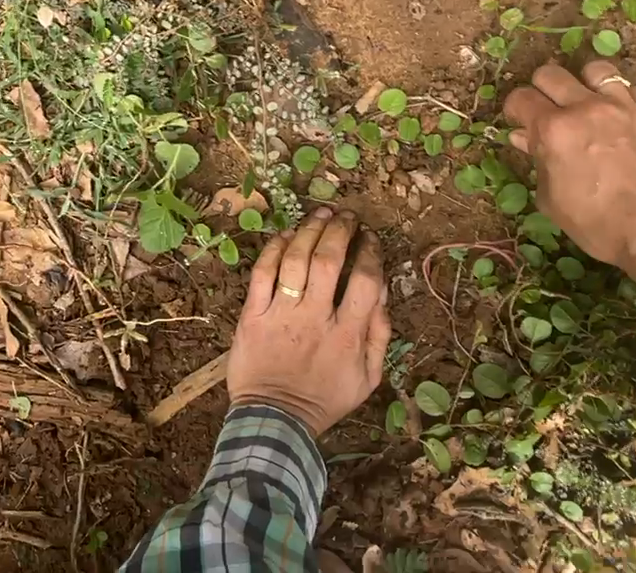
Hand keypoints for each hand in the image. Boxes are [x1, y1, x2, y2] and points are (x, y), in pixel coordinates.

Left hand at [227, 209, 390, 435]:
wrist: (274, 420)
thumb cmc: (324, 399)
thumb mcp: (367, 379)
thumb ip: (379, 336)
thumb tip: (384, 295)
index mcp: (347, 336)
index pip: (365, 282)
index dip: (370, 253)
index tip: (370, 238)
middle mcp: (315, 318)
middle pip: (329, 261)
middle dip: (340, 230)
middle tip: (346, 215)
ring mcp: (281, 314)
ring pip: (296, 260)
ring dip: (309, 231)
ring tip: (320, 214)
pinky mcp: (252, 315)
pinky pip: (262, 273)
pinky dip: (274, 250)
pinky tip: (285, 234)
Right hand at [503, 61, 635, 329]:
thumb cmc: (603, 226)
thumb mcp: (554, 201)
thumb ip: (538, 162)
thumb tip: (526, 138)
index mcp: (554, 130)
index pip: (519, 98)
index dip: (514, 111)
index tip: (520, 124)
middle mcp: (586, 108)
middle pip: (550, 73)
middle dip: (541, 91)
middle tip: (547, 112)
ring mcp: (625, 107)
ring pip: (594, 70)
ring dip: (583, 83)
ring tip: (587, 104)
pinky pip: (633, 89)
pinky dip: (621, 98)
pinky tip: (622, 118)